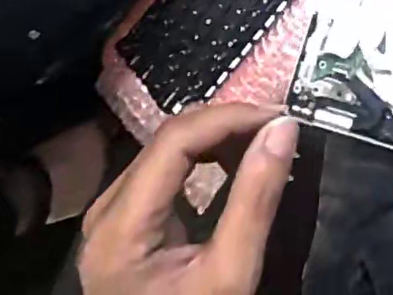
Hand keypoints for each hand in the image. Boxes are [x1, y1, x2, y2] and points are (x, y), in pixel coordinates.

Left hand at [78, 104, 296, 294]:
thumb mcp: (230, 274)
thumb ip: (256, 198)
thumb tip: (285, 126)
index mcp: (120, 228)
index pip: (176, 139)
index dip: (230, 117)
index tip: (280, 117)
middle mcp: (108, 210)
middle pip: (171, 137)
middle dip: (230, 121)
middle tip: (279, 124)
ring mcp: (116, 214)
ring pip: (173, 145)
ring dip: (223, 133)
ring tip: (266, 137)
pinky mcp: (131, 220)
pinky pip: (172, 165)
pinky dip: (212, 153)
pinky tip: (242, 158)